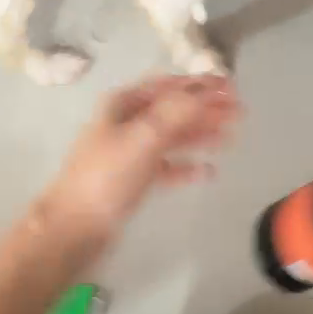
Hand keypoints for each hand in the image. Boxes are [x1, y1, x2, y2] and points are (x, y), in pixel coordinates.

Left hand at [38, 75, 238, 241]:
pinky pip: (168, 166)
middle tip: (240, 111)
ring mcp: (132, 151)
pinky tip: (209, 171)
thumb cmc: (105, 176)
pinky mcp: (136, 179)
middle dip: (206, 109)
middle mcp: (129, 122)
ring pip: (174, 137)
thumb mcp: (141, 138)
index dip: (199, 84)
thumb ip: (175, 113)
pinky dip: (188, 166)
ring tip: (232, 137)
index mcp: (124, 103)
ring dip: (202, 134)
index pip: (168, 85)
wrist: (72, 230)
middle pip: (175, 110)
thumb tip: (204, 91)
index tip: (229, 85)